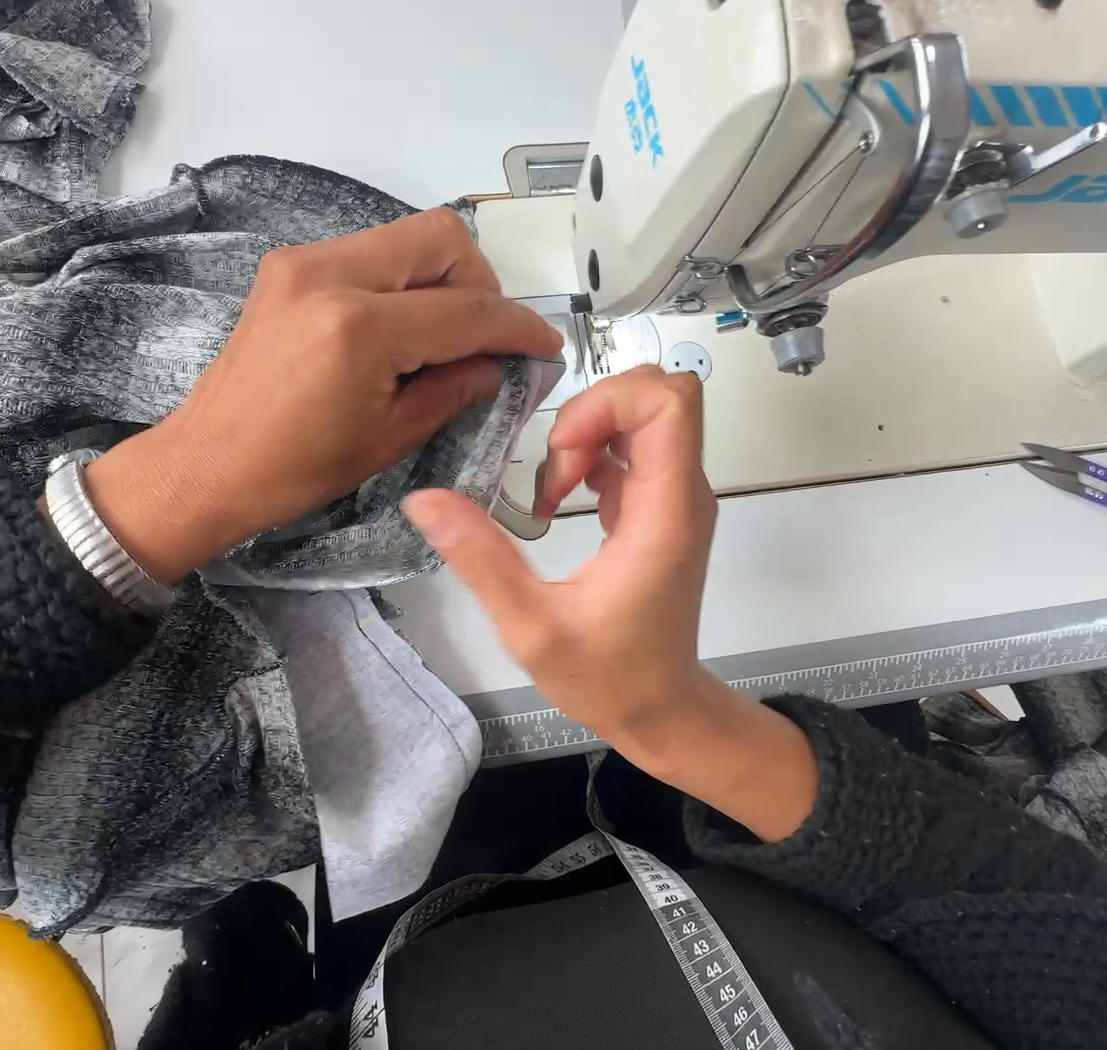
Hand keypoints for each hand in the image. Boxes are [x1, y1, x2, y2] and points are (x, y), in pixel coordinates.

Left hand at [81, 208, 562, 582]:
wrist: (207, 464)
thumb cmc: (295, 470)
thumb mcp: (391, 437)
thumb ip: (457, 389)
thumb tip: (501, 363)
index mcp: (359, 329)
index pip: (467, 310)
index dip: (518, 327)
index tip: (545, 344)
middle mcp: (331, 274)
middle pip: (442, 238)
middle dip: (481, 284)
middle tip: (485, 336)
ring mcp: (304, 262)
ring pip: (407, 237)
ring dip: (443, 278)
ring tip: (444, 334)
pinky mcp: (289, 266)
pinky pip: (371, 252)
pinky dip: (403, 281)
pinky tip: (401, 328)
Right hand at [403, 366, 817, 841]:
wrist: (661, 710)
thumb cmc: (607, 677)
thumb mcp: (529, 626)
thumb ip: (480, 559)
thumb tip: (424, 500)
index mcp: (665, 514)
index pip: (668, 403)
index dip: (607, 402)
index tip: (559, 453)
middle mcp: (682, 494)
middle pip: (658, 396)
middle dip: (593, 412)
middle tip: (553, 469)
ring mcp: (675, 499)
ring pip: (645, 417)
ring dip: (588, 436)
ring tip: (549, 494)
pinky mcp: (660, 508)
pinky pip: (633, 448)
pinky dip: (592, 455)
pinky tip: (560, 501)